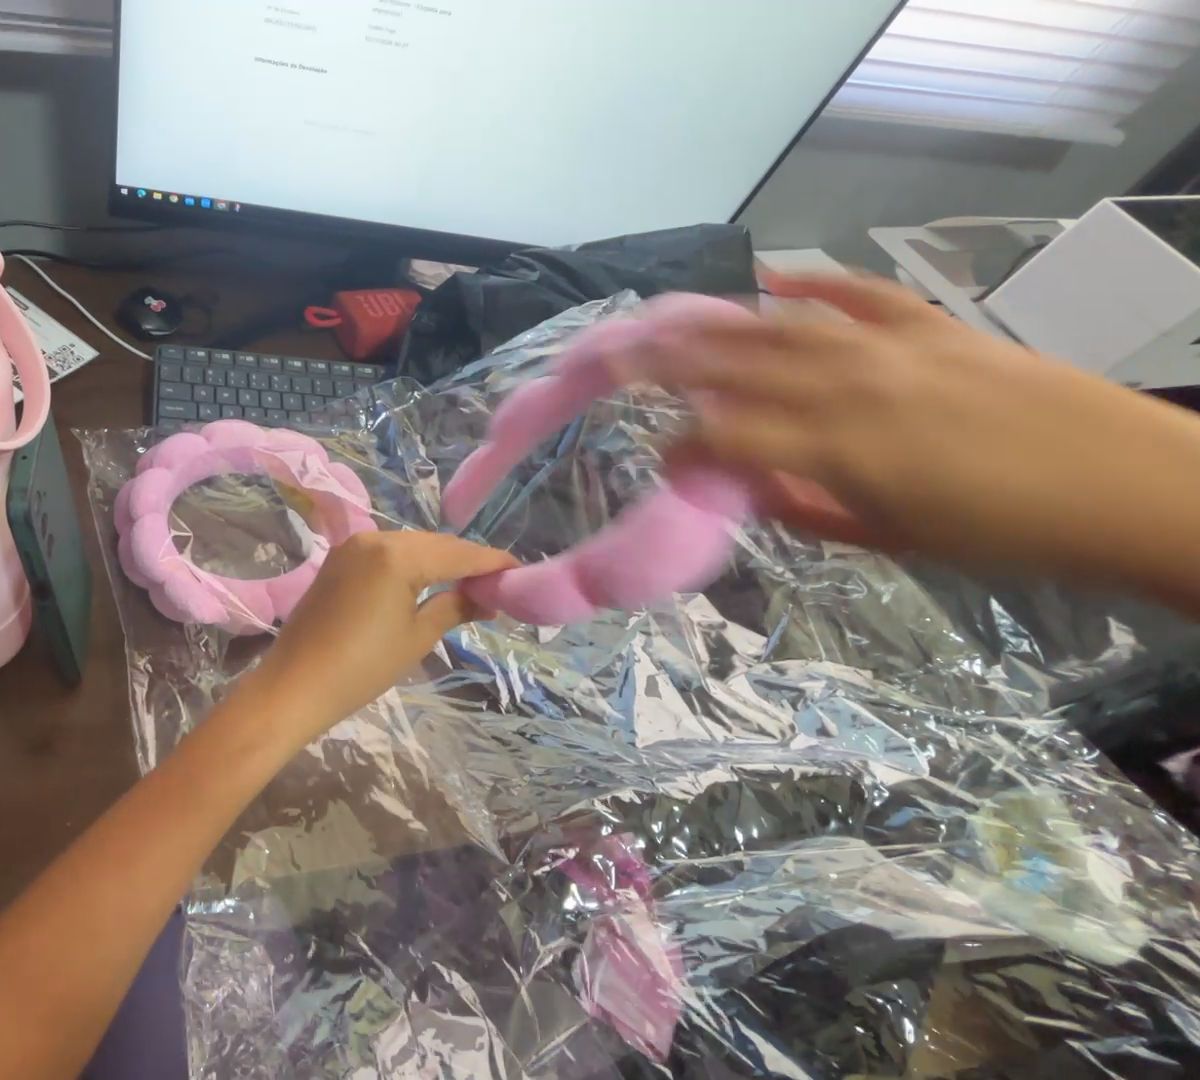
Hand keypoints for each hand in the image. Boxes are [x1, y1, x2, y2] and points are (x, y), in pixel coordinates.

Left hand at [240, 531, 518, 742]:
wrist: (295, 684)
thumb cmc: (362, 666)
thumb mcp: (416, 638)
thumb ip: (454, 607)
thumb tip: (487, 598)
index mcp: (397, 554)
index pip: (458, 553)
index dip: (491, 563)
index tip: (520, 572)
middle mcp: (374, 538)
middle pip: (433, 544)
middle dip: (465, 561)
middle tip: (496, 585)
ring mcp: (351, 547)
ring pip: (408, 546)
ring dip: (437, 562)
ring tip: (467, 586)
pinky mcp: (336, 561)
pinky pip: (384, 554)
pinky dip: (409, 565)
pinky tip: (426, 583)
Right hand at [623, 273, 1199, 586]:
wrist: (1135, 491)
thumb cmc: (1001, 533)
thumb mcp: (884, 537)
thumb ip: (799, 507)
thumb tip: (741, 487)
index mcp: (832, 448)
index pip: (723, 437)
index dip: (680, 449)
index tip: (662, 465)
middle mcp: (848, 387)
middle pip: (734, 368)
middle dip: (664, 365)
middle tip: (612, 359)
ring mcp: (891, 348)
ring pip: (780, 327)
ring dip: (715, 324)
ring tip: (665, 321)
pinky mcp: (933, 328)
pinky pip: (858, 294)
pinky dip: (811, 282)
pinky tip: (766, 277)